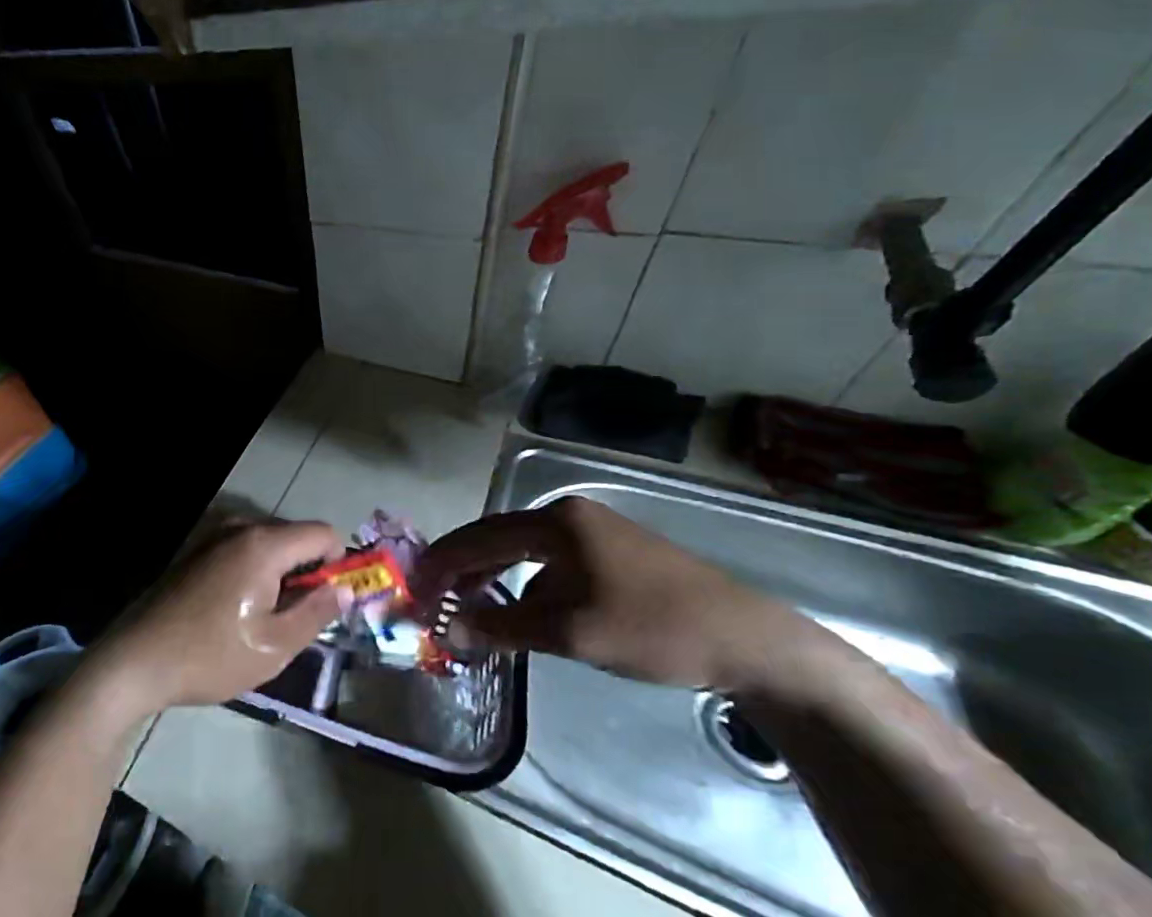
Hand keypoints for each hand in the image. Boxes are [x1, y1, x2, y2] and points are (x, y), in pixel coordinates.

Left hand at [90, 520, 343, 713]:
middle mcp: (241, 527)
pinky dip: (254, 570)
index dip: (337, 564)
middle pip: (296, 536)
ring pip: (270, 543)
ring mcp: (214, 534)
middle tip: (292, 616)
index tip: (325, 601)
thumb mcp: (275, 646)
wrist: (132, 663)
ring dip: (279, 572)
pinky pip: (244, 548)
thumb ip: (318, 612)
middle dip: (307, 570)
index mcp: (264, 544)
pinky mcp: (196, 548)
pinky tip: (234, 608)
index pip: (324, 534)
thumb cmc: (210, 657)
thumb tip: (346, 589)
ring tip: (261, 616)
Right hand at [419, 496, 823, 691]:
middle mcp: (569, 516)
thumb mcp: (570, 631)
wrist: (740, 635)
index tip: (412, 587)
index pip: (480, 536)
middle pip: (499, 538)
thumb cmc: (650, 626)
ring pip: (525, 553)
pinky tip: (519, 614)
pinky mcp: (609, 554)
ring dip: (493, 580)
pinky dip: (526, 587)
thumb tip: (449, 627)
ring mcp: (593, 532)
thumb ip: (503, 625)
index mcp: (557, 521)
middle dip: (462, 569)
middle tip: (429, 599)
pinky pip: (550, 565)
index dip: (442, 562)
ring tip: (464, 610)